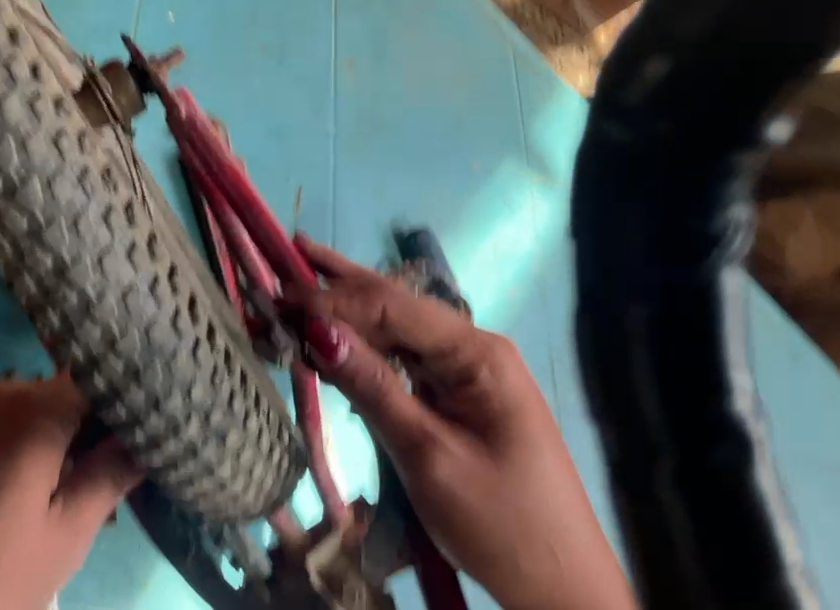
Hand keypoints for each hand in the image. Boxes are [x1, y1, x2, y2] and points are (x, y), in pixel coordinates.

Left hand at [0, 375, 142, 609]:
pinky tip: (32, 492)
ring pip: (36, 410)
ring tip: (74, 499)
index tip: (148, 439)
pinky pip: (4, 421)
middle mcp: (2, 392)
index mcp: (35, 409)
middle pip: (67, 395)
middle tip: (112, 489)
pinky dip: (27, 445)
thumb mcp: (64, 534)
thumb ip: (109, 477)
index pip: (99, 382)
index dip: (127, 408)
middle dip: (94, 432)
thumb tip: (145, 438)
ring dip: (61, 442)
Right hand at [288, 244, 634, 609]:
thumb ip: (371, 386)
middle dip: (335, 286)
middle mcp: (472, 348)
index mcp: (476, 353)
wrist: (563, 589)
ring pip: (394, 326)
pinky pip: (401, 356)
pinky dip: (361, 342)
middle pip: (392, 304)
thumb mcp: (426, 456)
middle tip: (280, 262)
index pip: (389, 307)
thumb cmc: (499, 523)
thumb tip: (316, 328)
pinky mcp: (456, 395)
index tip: (277, 298)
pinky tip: (331, 326)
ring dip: (345, 307)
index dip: (331, 299)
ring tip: (299, 264)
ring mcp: (466, 371)